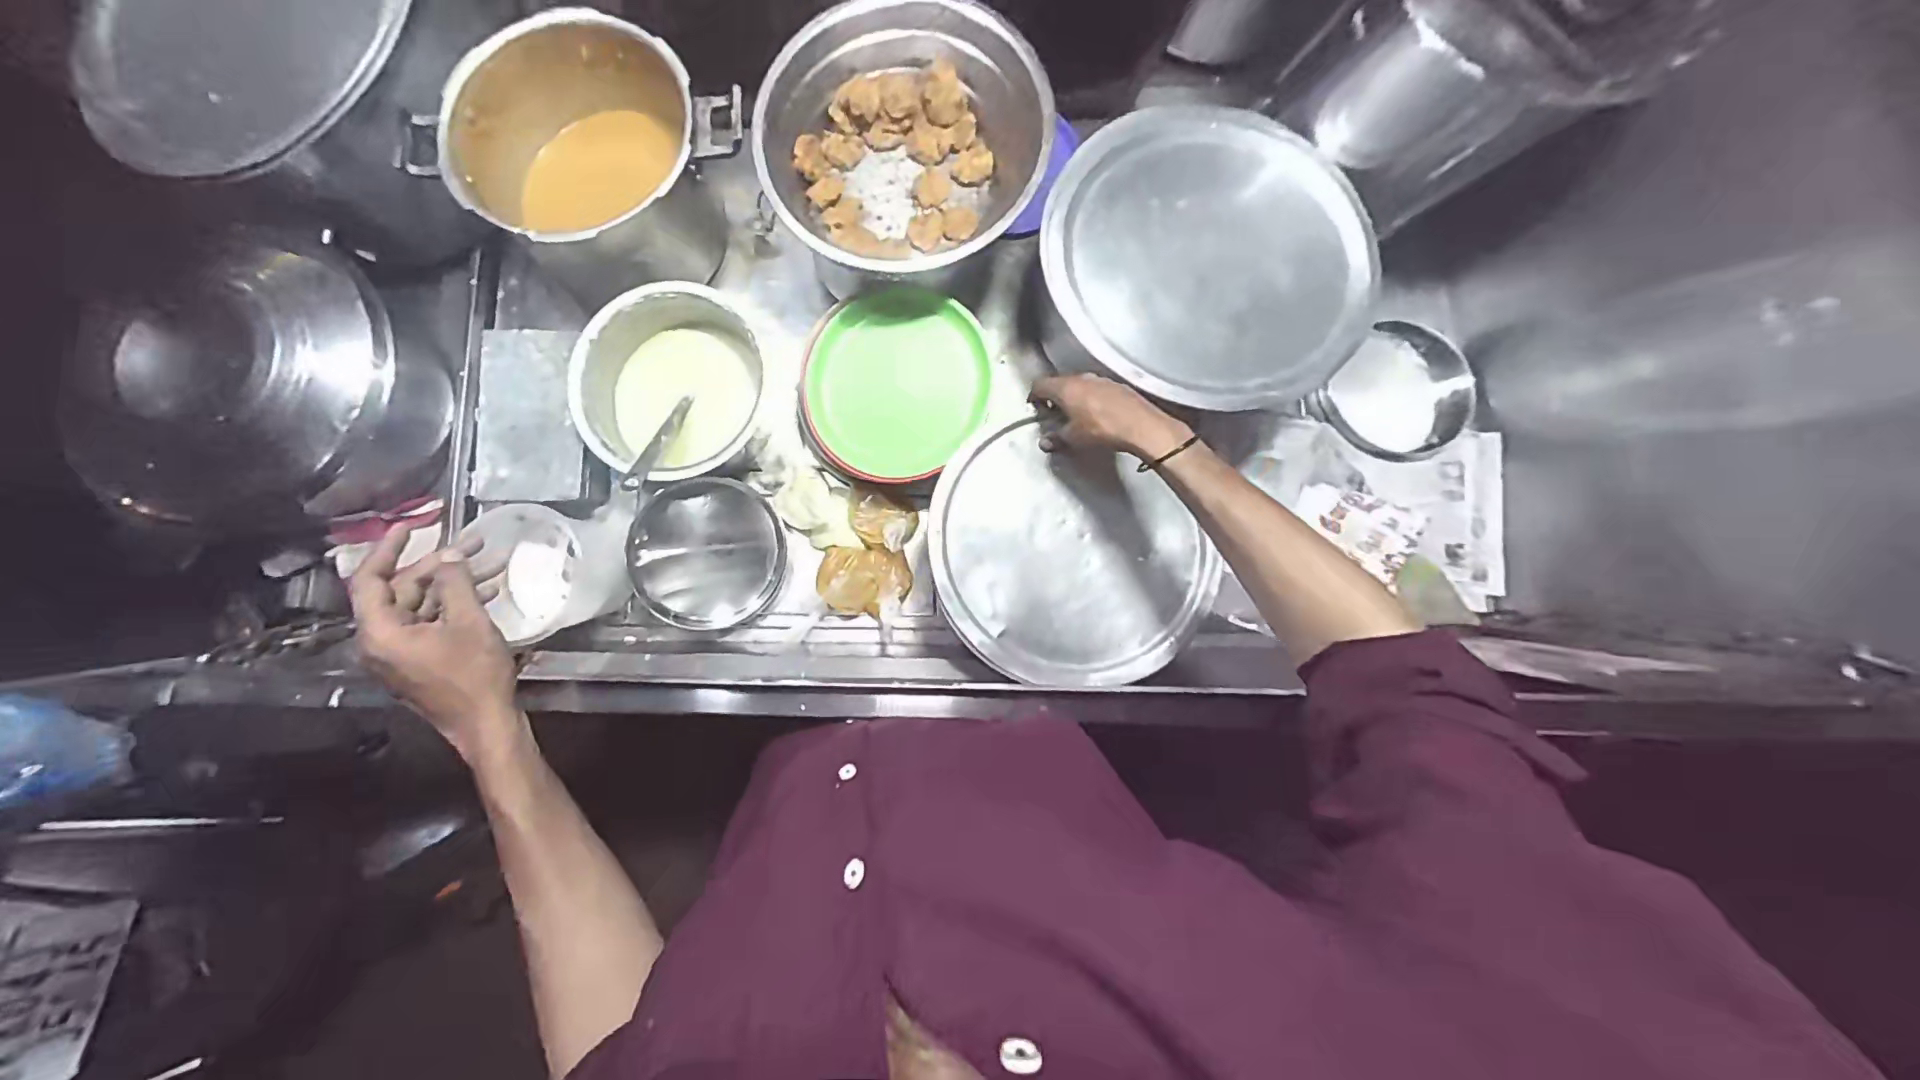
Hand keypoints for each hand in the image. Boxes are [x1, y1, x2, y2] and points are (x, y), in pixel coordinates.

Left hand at [350, 522, 520, 764]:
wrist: (485, 723)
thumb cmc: (473, 674)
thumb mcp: (469, 623)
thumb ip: (455, 584)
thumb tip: (450, 556)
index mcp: (379, 633)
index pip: (369, 580)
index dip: (388, 549)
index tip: (412, 527)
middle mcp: (380, 642)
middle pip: (401, 591)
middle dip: (438, 566)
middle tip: (473, 545)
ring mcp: (401, 654)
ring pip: (421, 606)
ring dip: (453, 585)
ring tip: (490, 565)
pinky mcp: (421, 662)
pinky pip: (431, 623)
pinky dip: (454, 606)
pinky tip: (485, 594)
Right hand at [1029, 374, 1194, 461]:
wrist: (1141, 426)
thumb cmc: (1101, 430)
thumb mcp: (1074, 438)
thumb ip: (1056, 437)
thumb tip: (1045, 441)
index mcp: (1065, 388)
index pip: (1040, 384)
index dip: (1034, 396)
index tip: (1035, 407)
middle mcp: (1082, 377)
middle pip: (1059, 382)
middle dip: (1054, 396)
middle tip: (1054, 414)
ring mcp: (1101, 379)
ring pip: (1079, 383)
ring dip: (1073, 396)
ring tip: (1076, 414)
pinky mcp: (1117, 385)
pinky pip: (1096, 388)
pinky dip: (1090, 397)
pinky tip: (1097, 412)